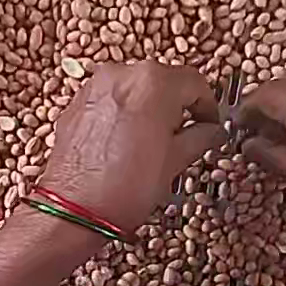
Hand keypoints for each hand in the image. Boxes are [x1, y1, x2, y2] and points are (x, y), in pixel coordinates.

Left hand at [39, 62, 223, 232]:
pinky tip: (126, 144)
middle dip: (176, 106)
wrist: (74, 210)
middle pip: (163, 82)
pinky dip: (122, 115)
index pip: (195, 83)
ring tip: (153, 144)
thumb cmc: (122, 189)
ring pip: (134, 90)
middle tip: (185, 136)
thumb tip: (211, 132)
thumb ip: (199, 138)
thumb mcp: (174, 163)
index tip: (209, 123)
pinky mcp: (76, 104)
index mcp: (154, 83)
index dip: (207, 106)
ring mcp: (95, 87)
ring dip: (148, 110)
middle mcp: (122, 75)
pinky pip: (110, 101)